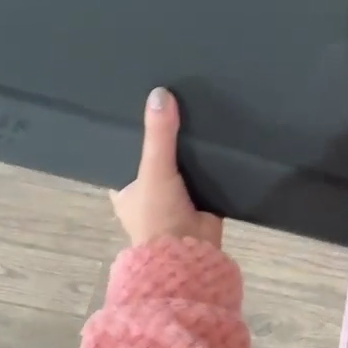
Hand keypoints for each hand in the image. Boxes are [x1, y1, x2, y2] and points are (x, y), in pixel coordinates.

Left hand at [110, 88, 222, 247]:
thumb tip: (160, 93)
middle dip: (166, 133)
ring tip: (203, 107)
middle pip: (156, 153)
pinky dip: (212, 158)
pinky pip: (206, 171)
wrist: (191, 254)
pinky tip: (222, 135)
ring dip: (191, 145)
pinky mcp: (202, 197)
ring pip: (182, 162)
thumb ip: (159, 135)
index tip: (143, 100)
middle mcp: (148, 188)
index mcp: (125, 186)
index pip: (125, 150)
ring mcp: (176, 194)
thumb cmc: (158, 216)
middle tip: (179, 96)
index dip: (133, 128)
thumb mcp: (154, 170)